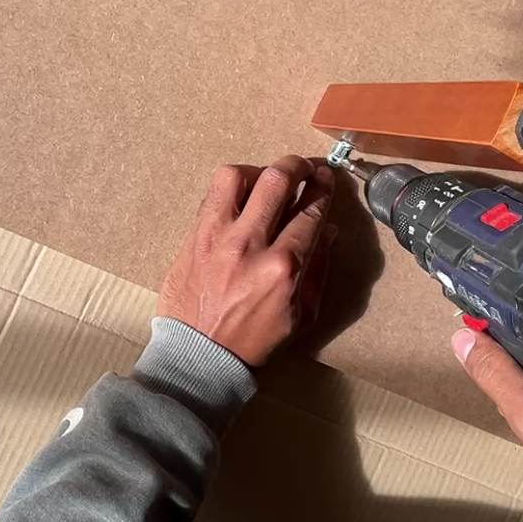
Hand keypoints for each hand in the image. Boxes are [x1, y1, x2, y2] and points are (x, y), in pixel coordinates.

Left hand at [157, 156, 337, 365]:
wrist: (199, 354)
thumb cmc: (253, 340)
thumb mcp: (302, 316)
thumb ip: (319, 269)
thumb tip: (328, 230)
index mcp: (282, 268)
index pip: (309, 213)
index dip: (323, 190)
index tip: (327, 179)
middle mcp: (249, 244)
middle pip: (277, 181)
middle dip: (297, 166)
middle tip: (304, 167)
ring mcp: (216, 236)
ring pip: (237, 176)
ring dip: (259, 170)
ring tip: (267, 178)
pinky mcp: (194, 235)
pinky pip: (212, 194)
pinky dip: (232, 187)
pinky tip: (242, 195)